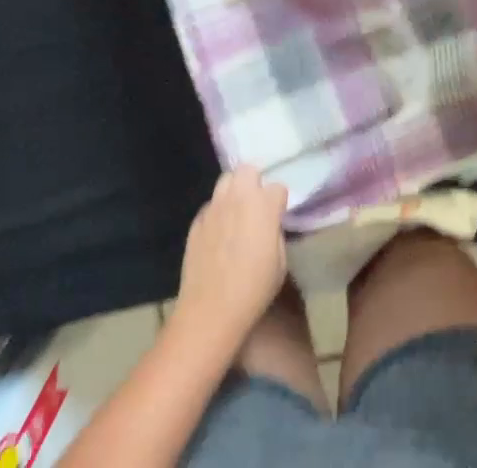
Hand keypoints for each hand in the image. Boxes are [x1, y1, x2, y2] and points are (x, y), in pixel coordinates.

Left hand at [172, 167, 289, 343]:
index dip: (280, 201)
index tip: (279, 216)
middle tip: (258, 204)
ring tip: (238, 212)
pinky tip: (220, 233)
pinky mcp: (196, 221)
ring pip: (225, 181)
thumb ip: (276, 233)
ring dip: (235, 191)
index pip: (277, 187)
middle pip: (247, 169)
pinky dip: (218, 211)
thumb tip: (269, 225)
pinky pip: (211, 205)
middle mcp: (236, 198)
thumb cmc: (254, 288)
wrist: (211, 307)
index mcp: (263, 206)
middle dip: (255, 181)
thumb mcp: (280, 262)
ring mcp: (213, 208)